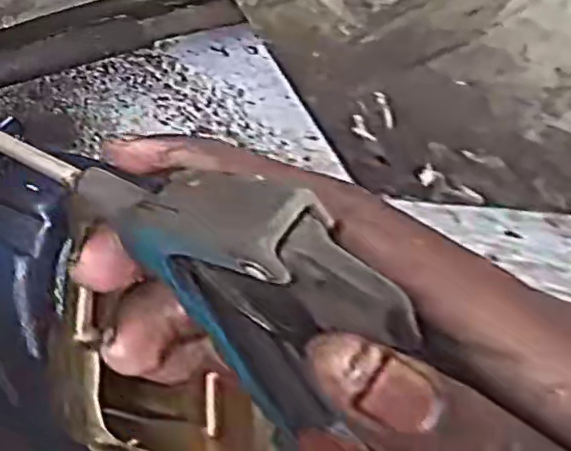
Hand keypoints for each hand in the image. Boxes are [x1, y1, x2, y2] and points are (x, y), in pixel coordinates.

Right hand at [72, 136, 570, 448]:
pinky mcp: (376, 382)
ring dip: (172, 310)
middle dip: (161, 250)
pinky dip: (210, 346)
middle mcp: (418, 309)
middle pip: (254, 243)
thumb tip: (339, 358)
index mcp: (476, 307)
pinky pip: (270, 343)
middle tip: (98, 272)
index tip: (124, 156)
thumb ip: (449, 416)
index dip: (204, 165)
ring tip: (130, 345)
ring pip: (248, 295)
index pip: (311, 201)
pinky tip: (177, 360)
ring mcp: (391, 346)